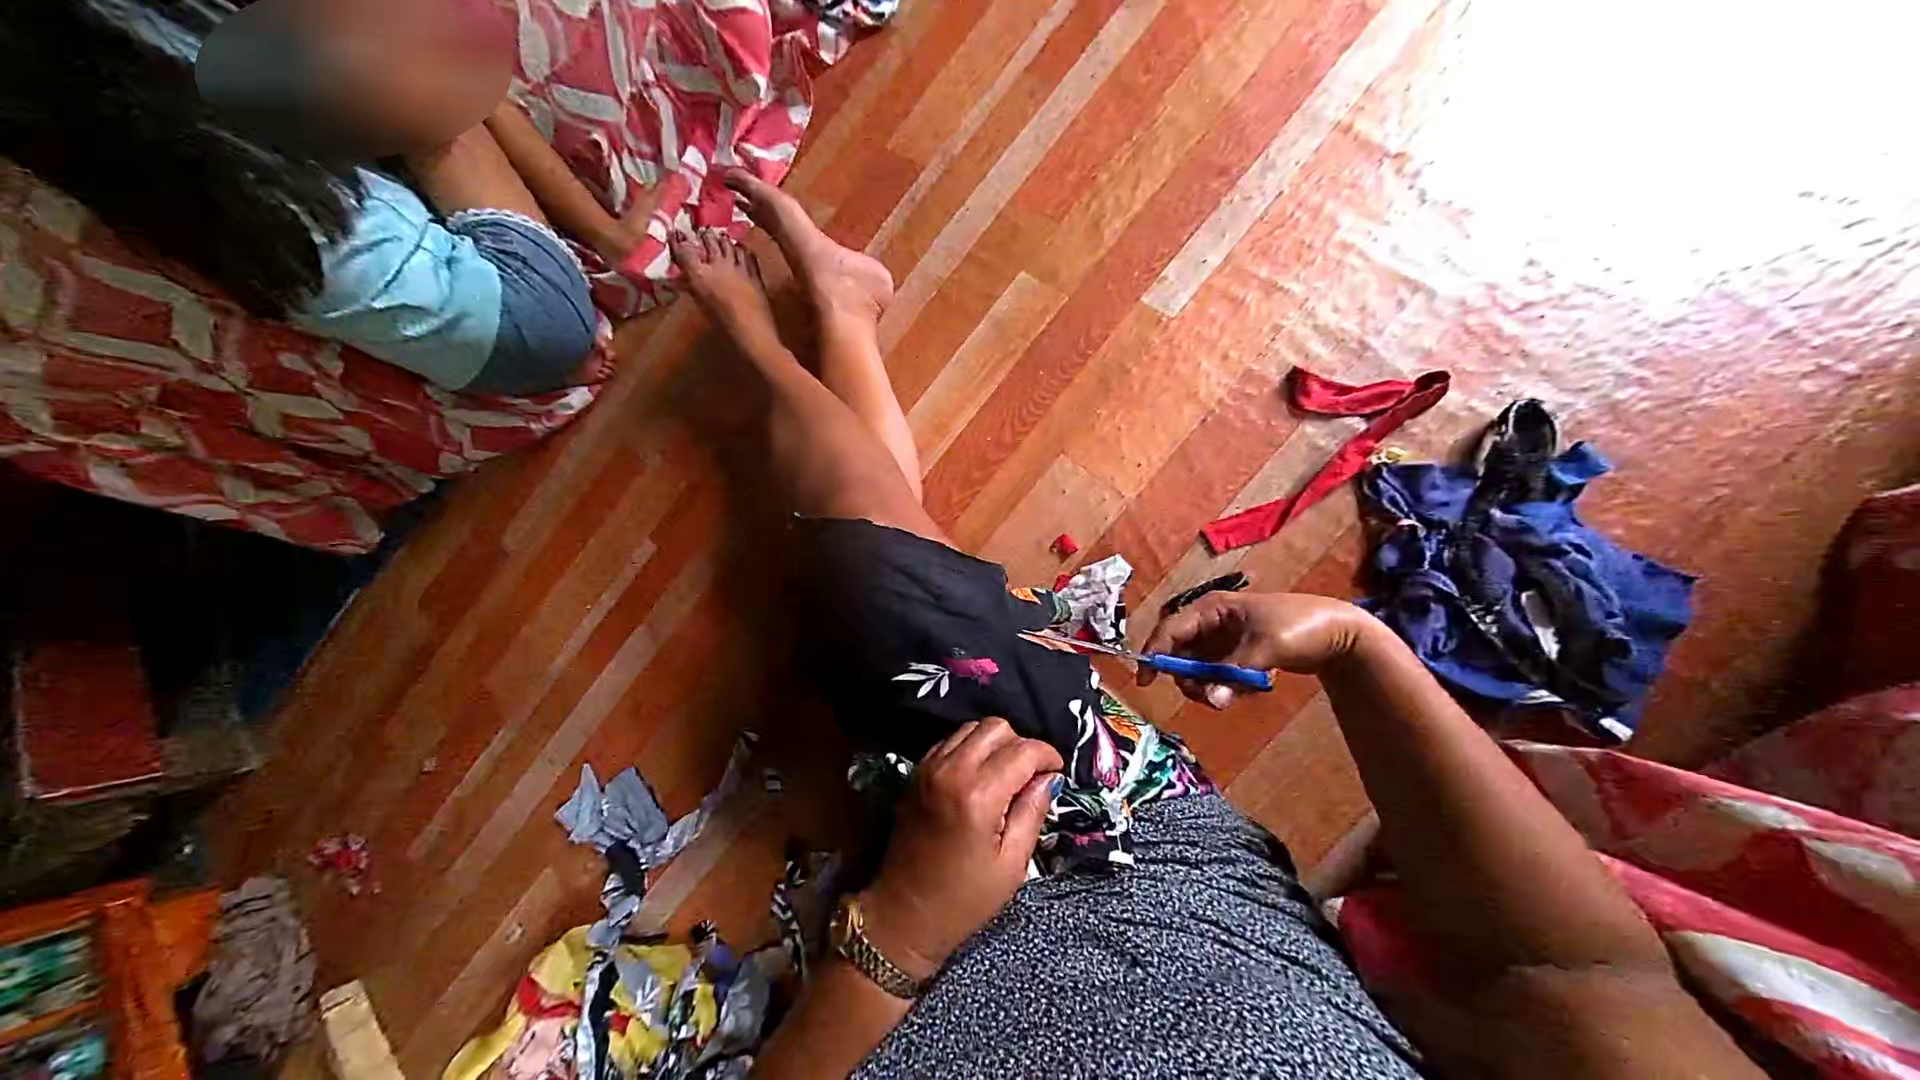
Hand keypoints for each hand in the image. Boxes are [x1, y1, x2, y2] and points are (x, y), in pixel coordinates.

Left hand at [858, 718, 1061, 980]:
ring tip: (1005, 776)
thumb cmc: (962, 900)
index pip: (1024, 750)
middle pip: (996, 727)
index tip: (1056, 773)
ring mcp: (930, 768)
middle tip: (1030, 776)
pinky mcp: (917, 772)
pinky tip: (979, 778)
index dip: (1048, 756)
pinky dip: (971, 749)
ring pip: (972, 727)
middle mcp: (951, 771)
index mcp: (977, 795)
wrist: (903, 913)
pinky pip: (951, 741)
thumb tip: (1050, 778)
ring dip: (995, 744)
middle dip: (1021, 745)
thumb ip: (1033, 811)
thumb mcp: (1012, 864)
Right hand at [1139, 592, 1373, 708]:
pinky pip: (1218, 676)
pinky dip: (1229, 687)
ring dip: (1211, 686)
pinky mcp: (1236, 656)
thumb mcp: (1266, 647)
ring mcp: (1224, 641)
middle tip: (1209, 696)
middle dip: (1190, 678)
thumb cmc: (1300, 626)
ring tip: (1238, 694)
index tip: (1146, 680)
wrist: (1341, 634)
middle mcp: (1211, 624)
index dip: (1155, 653)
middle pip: (1180, 653)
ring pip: (1199, 669)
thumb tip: (1212, 698)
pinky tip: (1254, 687)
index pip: (1170, 629)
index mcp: (1211, 608)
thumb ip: (1234, 673)